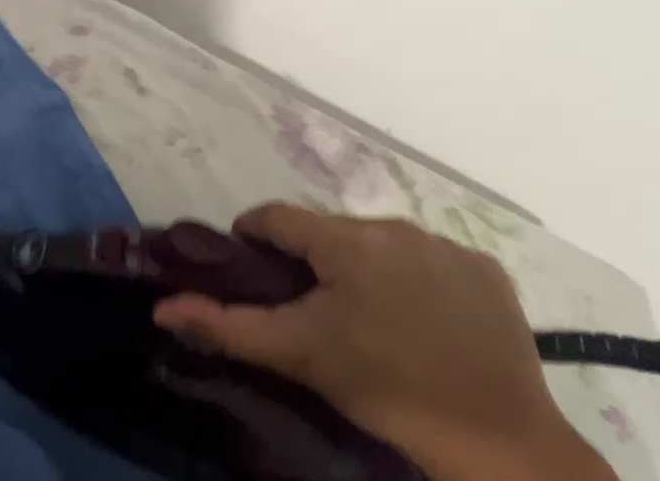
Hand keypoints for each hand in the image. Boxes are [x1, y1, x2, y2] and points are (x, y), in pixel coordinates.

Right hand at [152, 204, 612, 480]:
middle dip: (310, 259)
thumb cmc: (384, 389)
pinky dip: (414, 279)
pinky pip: (429, 260)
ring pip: (378, 243)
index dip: (254, 239)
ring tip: (366, 318)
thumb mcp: (298, 355)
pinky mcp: (487, 272)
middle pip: (328, 230)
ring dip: (361, 267)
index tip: (253, 274)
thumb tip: (161, 308)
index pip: (275, 216)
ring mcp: (447, 246)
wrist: (498, 443)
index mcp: (345, 240)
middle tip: (310, 310)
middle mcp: (395, 226)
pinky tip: (419, 321)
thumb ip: (226, 325)